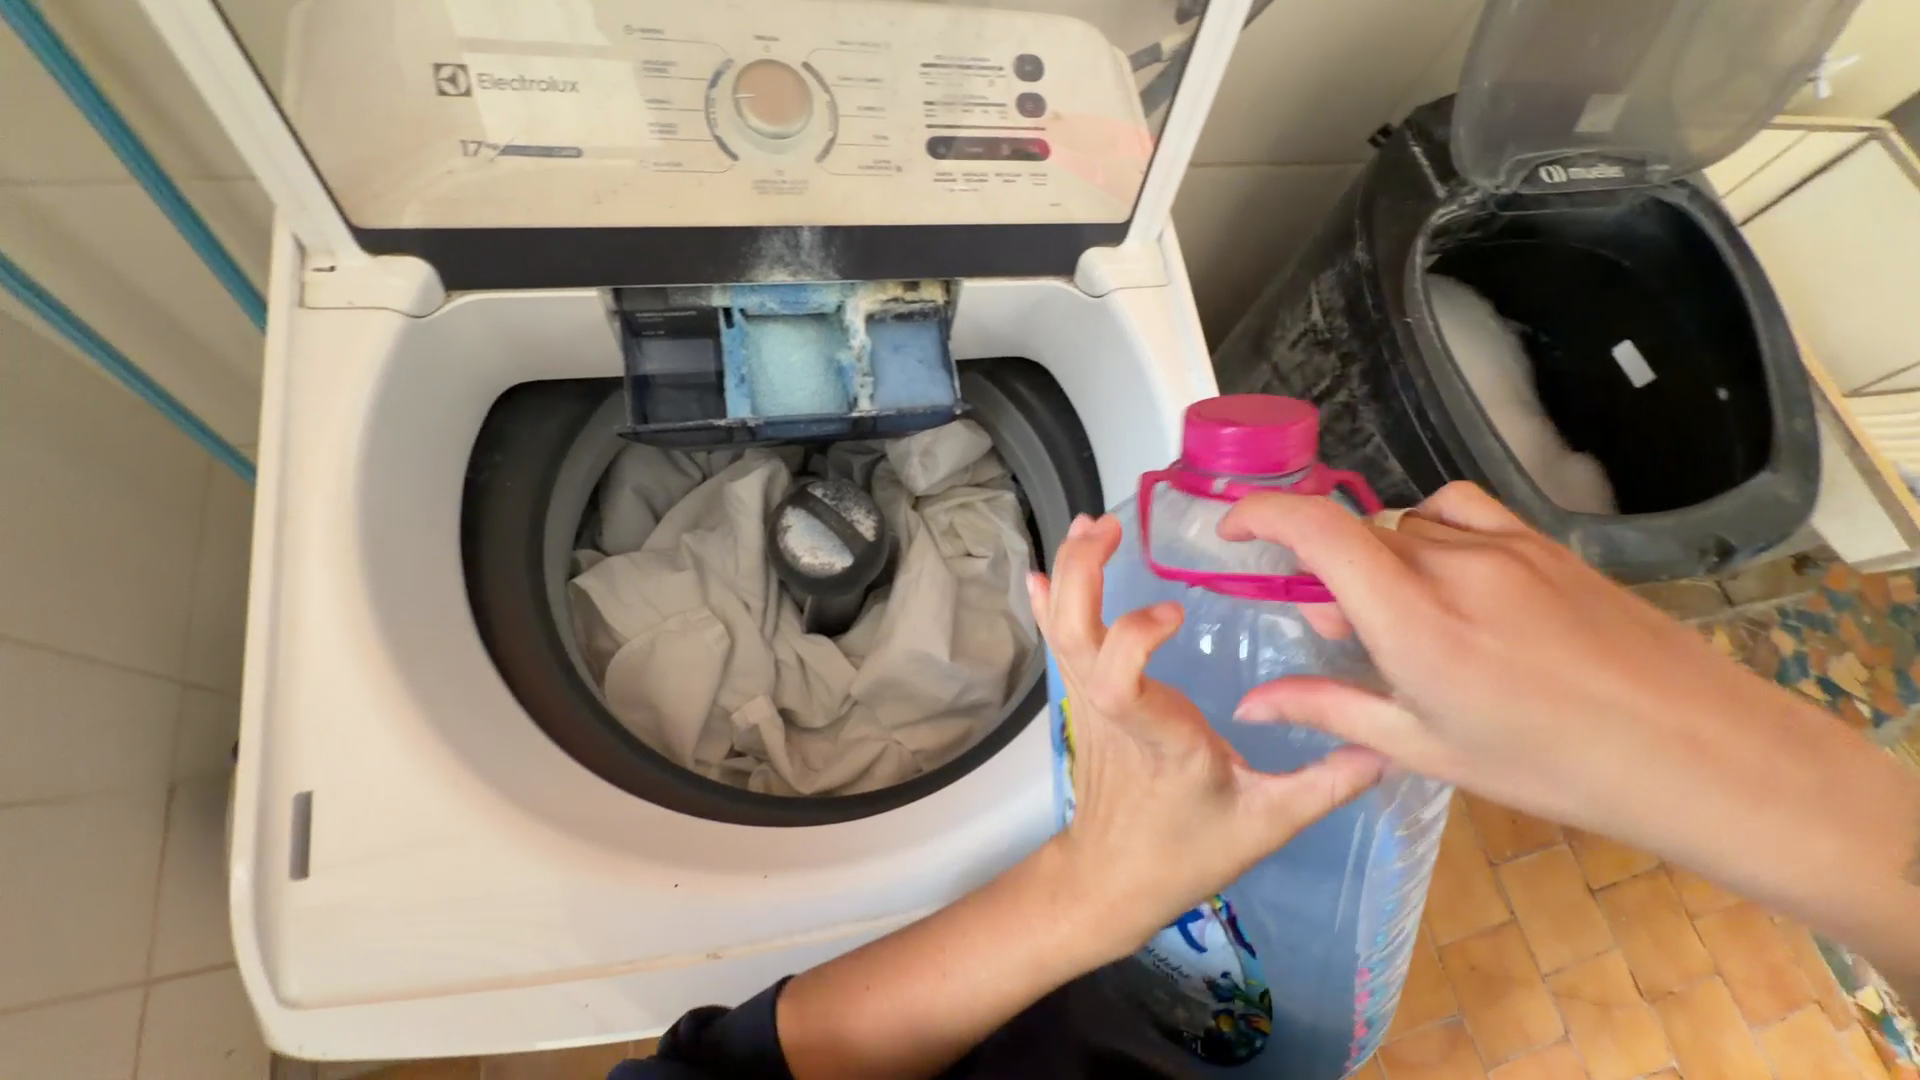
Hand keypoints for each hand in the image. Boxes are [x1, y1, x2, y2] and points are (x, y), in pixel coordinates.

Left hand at [1029, 512, 1384, 960]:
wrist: (1112, 876)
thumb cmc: (1184, 853)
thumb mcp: (1264, 826)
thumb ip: (1322, 786)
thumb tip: (1385, 750)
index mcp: (1159, 739)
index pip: (1119, 685)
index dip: (1131, 639)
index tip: (1172, 612)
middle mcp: (1113, 711)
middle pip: (1075, 637)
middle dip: (1081, 575)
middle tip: (1111, 526)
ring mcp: (1087, 702)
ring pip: (1062, 632)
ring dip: (1070, 574)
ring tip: (1092, 525)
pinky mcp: (1081, 699)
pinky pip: (1056, 645)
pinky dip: (1047, 604)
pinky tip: (1042, 571)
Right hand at [1221, 482, 1784, 826]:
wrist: (1704, 754)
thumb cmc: (1551, 765)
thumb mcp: (1422, 747)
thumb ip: (1326, 708)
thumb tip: (1249, 705)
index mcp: (1412, 619)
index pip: (1316, 529)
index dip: (1259, 513)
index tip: (1232, 533)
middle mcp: (1450, 565)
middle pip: (1353, 531)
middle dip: (1322, 569)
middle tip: (1338, 628)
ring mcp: (1502, 546)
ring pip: (1400, 523)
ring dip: (1373, 556)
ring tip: (1396, 610)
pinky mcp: (1542, 542)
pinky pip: (1456, 510)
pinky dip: (1423, 527)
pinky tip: (1441, 568)